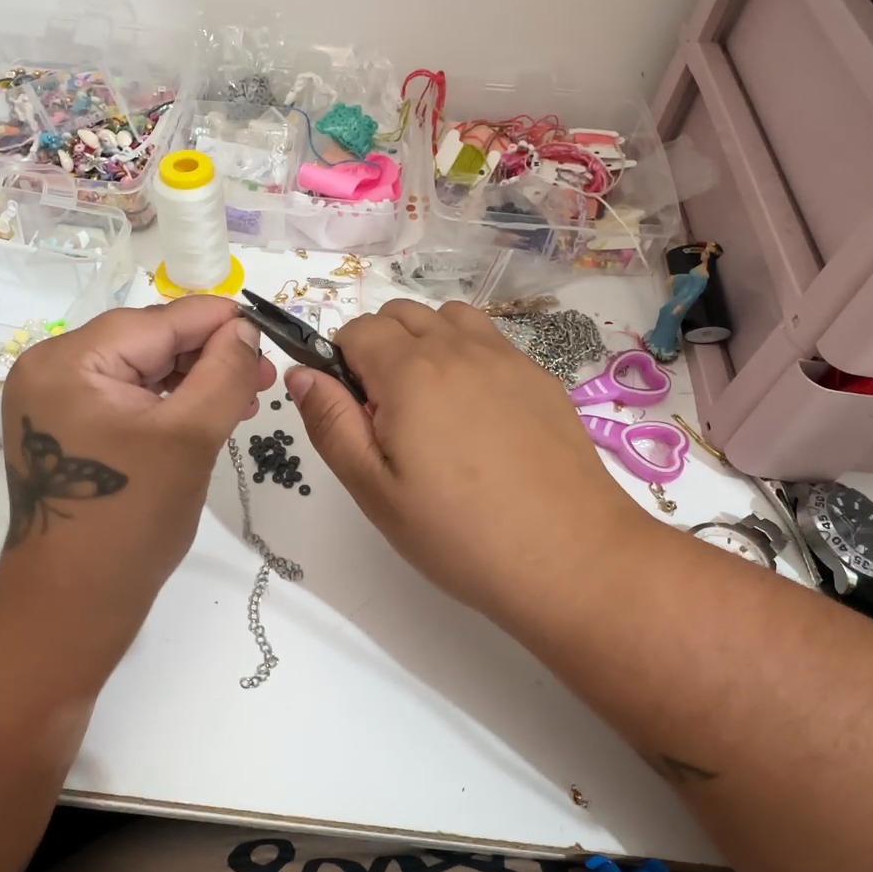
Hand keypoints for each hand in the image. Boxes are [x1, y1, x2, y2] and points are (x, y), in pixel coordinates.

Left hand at [0, 296, 272, 597]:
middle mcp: (51, 370)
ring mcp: (56, 402)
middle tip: (264, 374)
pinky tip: (208, 411)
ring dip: (194, 378)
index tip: (268, 326)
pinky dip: (169, 402)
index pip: (157, 321)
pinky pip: (127, 399)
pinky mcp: (69, 430)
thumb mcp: (189, 437)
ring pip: (140, 370)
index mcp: (68, 362)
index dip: (217, 320)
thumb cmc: (132, 519)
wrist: (76, 600)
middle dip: (208, 354)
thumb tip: (245, 329)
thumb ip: (223, 373)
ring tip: (245, 396)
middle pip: (146, 342)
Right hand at [286, 299, 648, 625]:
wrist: (570, 556)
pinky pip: (491, 342)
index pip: (357, 330)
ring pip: (449, 319)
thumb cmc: (459, 534)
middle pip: (401, 314)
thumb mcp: (375, 490)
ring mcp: (507, 359)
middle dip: (380, 349)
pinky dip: (468, 358)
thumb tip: (302, 373)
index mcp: (411, 373)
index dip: (342, 363)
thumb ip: (331, 424)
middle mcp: (460, 349)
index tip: (355, 414)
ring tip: (432, 407)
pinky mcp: (541, 378)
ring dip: (425, 344)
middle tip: (390, 417)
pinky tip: (478, 417)